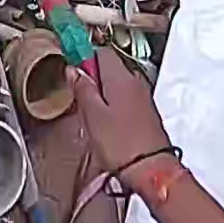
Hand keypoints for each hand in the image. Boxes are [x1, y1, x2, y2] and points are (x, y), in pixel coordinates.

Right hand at [70, 47, 172, 191]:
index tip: (71, 66)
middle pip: (109, 65)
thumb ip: (82, 88)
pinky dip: (113, 102)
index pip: (100, 50)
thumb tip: (73, 70)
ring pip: (117, 81)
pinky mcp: (146, 111)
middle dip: (92, 75)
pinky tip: (106, 121)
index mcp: (120, 76)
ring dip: (103, 90)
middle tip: (79, 94)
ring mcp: (142, 96)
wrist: (152, 172)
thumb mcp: (92, 115)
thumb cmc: (122, 145)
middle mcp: (134, 80)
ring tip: (91, 112)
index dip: (83, 55)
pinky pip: (126, 96)